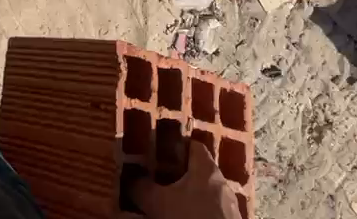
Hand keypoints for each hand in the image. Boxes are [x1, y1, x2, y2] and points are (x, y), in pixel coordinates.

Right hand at [128, 140, 242, 218]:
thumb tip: (129, 180)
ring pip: (203, 194)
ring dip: (186, 196)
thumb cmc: (191, 218)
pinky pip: (209, 211)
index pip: (192, 145)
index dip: (175, 145)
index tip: (157, 150)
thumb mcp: (159, 203)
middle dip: (177, 174)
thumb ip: (142, 188)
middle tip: (156, 177)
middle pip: (197, 171)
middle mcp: (221, 184)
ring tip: (166, 202)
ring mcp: (228, 207)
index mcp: (206, 169)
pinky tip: (179, 216)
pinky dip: (195, 212)